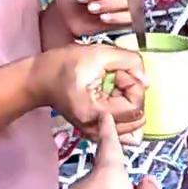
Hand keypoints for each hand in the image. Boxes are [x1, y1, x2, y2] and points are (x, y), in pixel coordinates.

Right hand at [27, 42, 145, 138]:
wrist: (40, 80)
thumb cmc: (63, 65)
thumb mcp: (98, 54)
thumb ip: (129, 62)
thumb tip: (147, 80)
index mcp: (96, 112)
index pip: (135, 107)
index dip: (133, 86)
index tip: (118, 73)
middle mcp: (97, 130)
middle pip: (137, 119)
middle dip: (134, 95)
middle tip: (116, 79)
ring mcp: (97, 135)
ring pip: (134, 127)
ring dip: (131, 104)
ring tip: (114, 89)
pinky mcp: (97, 133)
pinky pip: (124, 132)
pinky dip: (126, 116)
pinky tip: (114, 100)